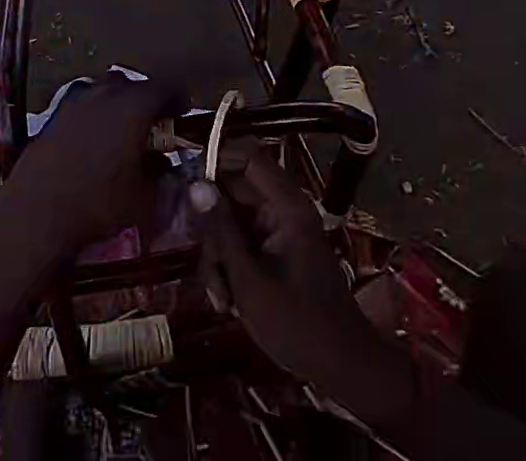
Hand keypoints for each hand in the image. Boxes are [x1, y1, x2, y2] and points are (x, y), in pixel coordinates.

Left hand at [3, 71, 183, 250]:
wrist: (37, 209)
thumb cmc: (99, 203)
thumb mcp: (145, 199)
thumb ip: (165, 178)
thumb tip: (169, 164)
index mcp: (132, 107)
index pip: (165, 89)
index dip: (178, 101)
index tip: (183, 114)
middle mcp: (103, 94)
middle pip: (132, 84)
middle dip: (147, 100)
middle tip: (156, 124)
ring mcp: (74, 100)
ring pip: (104, 90)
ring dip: (118, 103)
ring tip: (124, 129)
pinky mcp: (54, 114)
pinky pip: (83, 102)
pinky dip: (95, 113)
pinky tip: (95, 138)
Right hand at [189, 143, 383, 386]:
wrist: (342, 369)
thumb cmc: (298, 325)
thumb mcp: (249, 280)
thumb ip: (220, 229)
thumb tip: (194, 183)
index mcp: (287, 207)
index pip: (247, 157)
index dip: (214, 159)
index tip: (183, 181)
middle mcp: (282, 210)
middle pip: (231, 191)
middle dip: (210, 224)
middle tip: (201, 259)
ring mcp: (277, 229)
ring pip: (229, 218)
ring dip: (217, 253)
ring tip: (220, 294)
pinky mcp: (272, 248)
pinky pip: (238, 239)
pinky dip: (227, 264)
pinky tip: (227, 298)